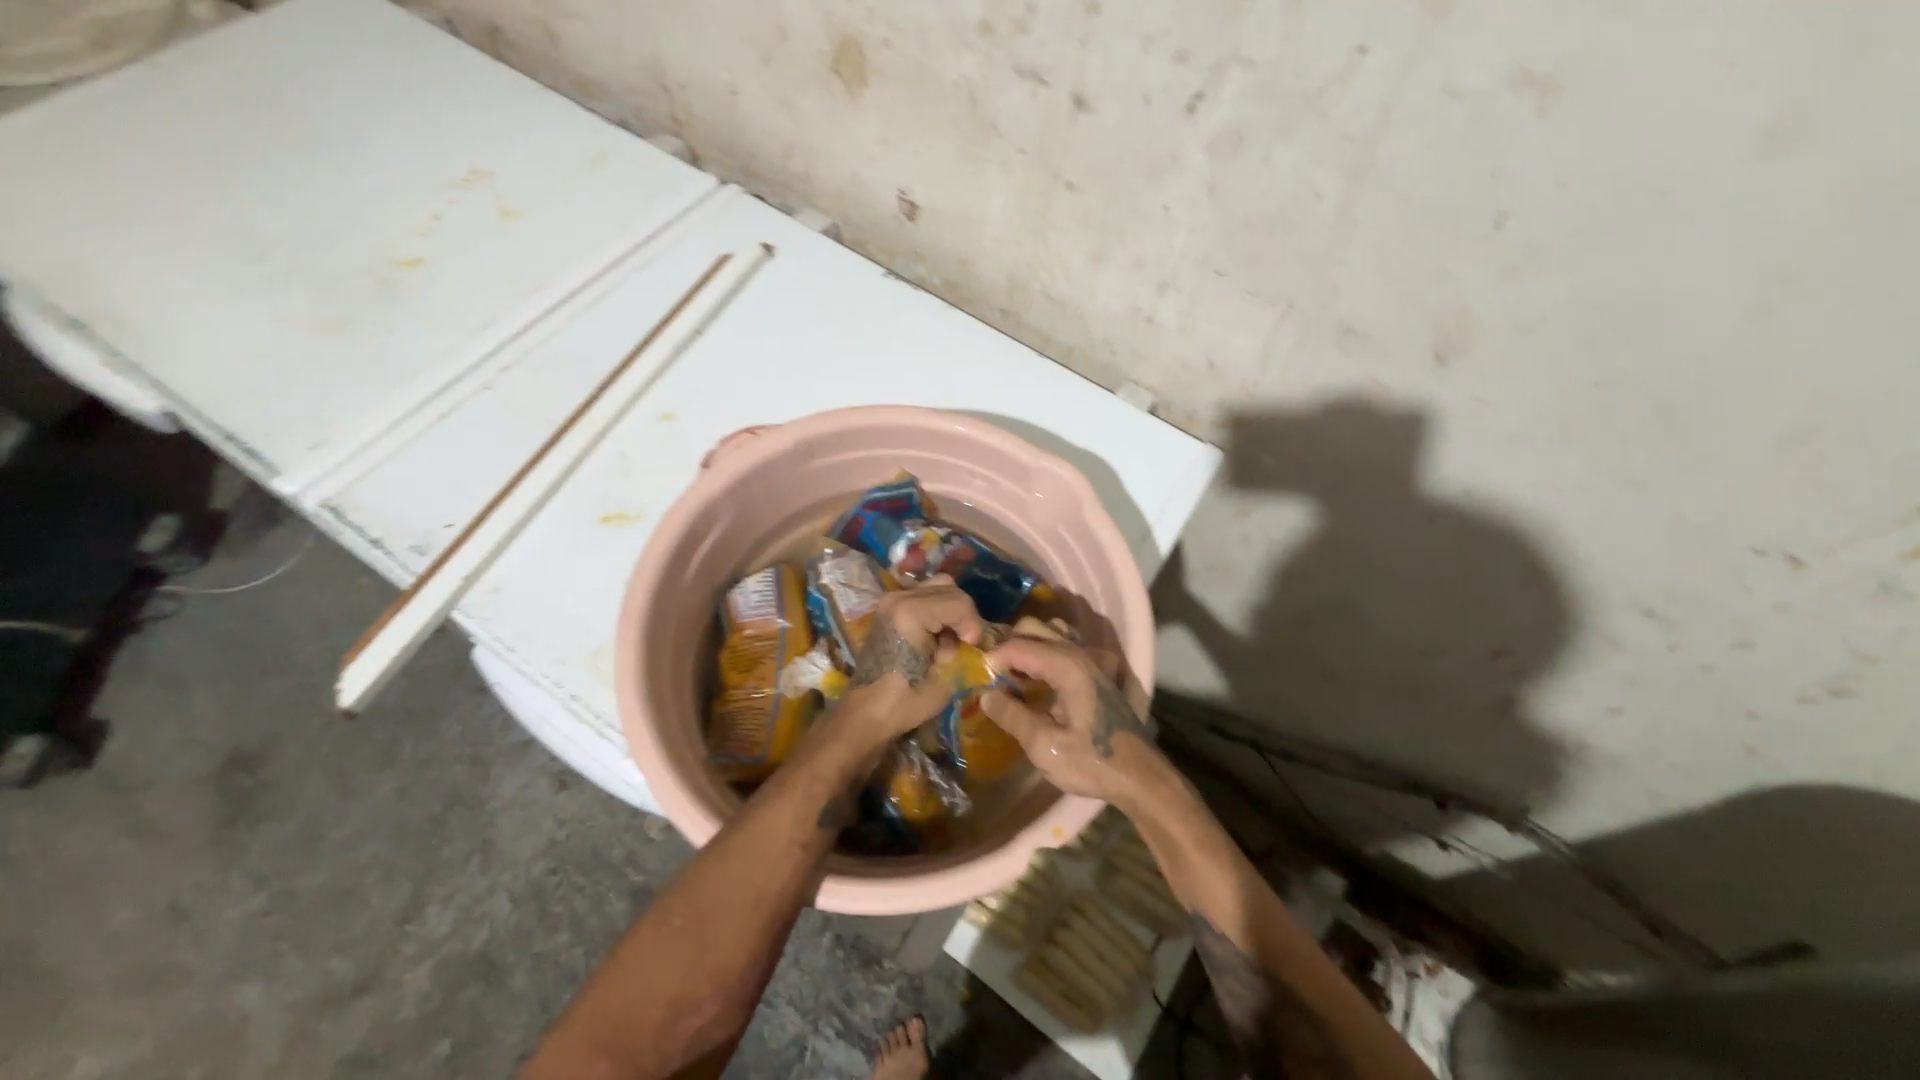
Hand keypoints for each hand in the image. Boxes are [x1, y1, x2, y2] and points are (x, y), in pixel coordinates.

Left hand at [833, 575, 985, 747]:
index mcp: (910, 612)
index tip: (972, 648)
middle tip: (964, 644)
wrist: (867, 711)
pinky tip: (936, 635)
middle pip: (951, 589)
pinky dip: (938, 610)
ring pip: (939, 587)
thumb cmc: (906, 700)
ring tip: (950, 638)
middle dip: (964, 617)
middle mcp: (898, 597)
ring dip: (951, 611)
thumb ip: (967, 649)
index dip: (973, 625)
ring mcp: (891, 599)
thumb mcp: (948, 677)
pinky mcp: (889, 607)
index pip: (960, 602)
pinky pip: (924, 596)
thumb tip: (980, 638)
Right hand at [981, 624, 1162, 804]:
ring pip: (1051, 634)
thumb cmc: (1092, 763)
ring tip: (1011, 677)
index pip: (1018, 645)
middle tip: (991, 676)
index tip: (978, 681)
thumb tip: (986, 696)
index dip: (993, 659)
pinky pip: (1065, 648)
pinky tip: (1036, 682)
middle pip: (1034, 629)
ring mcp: (1092, 660)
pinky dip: (1045, 654)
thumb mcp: (1045, 747)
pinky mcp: (1097, 672)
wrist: (1139, 776)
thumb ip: (1013, 716)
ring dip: (1027, 647)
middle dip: (1008, 646)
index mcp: (1067, 667)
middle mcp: (1080, 654)